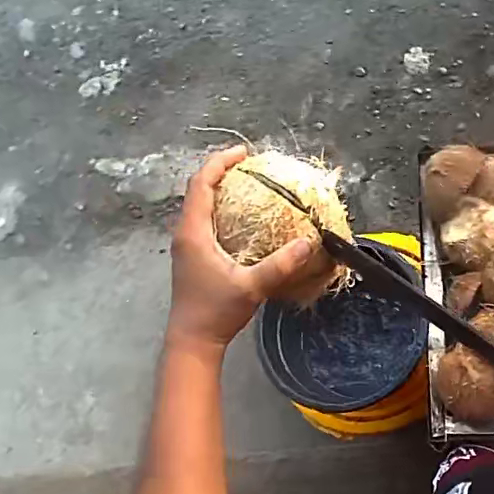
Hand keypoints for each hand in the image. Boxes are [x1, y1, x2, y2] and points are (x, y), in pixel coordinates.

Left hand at [165, 147, 314, 349]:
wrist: (193, 339)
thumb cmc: (216, 311)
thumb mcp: (251, 287)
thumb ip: (280, 265)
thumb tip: (307, 243)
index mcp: (193, 232)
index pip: (201, 185)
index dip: (220, 164)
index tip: (244, 154)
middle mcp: (185, 234)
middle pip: (199, 191)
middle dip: (222, 173)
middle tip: (250, 167)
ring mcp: (187, 246)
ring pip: (201, 207)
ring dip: (221, 192)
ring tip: (249, 187)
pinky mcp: (194, 257)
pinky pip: (206, 222)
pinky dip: (223, 211)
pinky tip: (244, 221)